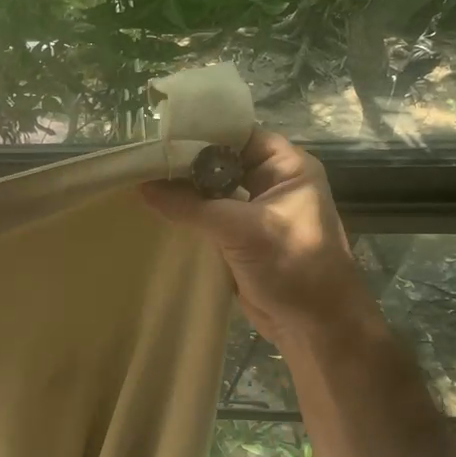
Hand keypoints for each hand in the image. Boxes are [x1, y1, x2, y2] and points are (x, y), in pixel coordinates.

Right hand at [140, 128, 371, 346]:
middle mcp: (272, 184)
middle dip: (186, 163)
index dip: (203, 133)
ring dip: (183, 192)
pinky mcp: (241, 240)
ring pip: (213, 192)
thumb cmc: (292, 265)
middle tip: (141, 161)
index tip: (160, 135)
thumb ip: (191, 206)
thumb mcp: (241, 229)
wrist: (314, 323)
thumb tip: (143, 186)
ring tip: (141, 183)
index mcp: (287, 168)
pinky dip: (186, 216)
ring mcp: (256, 213)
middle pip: (222, 163)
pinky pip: (209, 219)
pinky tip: (157, 215)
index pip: (239, 135)